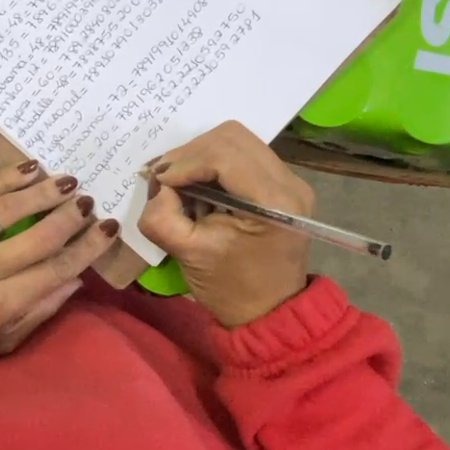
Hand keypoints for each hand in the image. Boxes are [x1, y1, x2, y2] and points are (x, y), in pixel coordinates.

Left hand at [0, 160, 121, 360]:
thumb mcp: (1, 341)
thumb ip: (39, 311)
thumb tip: (76, 278)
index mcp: (1, 305)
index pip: (56, 270)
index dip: (88, 247)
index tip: (109, 228)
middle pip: (40, 237)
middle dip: (71, 217)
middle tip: (89, 203)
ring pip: (11, 209)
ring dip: (45, 192)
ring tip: (68, 182)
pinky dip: (8, 177)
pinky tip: (32, 168)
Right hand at [138, 122, 312, 327]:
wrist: (269, 313)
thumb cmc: (230, 288)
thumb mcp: (186, 253)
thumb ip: (162, 216)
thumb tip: (159, 186)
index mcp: (273, 202)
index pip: (223, 154)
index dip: (184, 161)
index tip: (159, 182)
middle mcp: (289, 182)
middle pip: (231, 137)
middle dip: (190, 153)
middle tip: (164, 179)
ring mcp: (290, 180)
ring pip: (236, 140)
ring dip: (199, 156)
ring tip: (178, 183)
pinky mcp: (282, 183)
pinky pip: (242, 154)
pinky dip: (212, 162)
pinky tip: (197, 186)